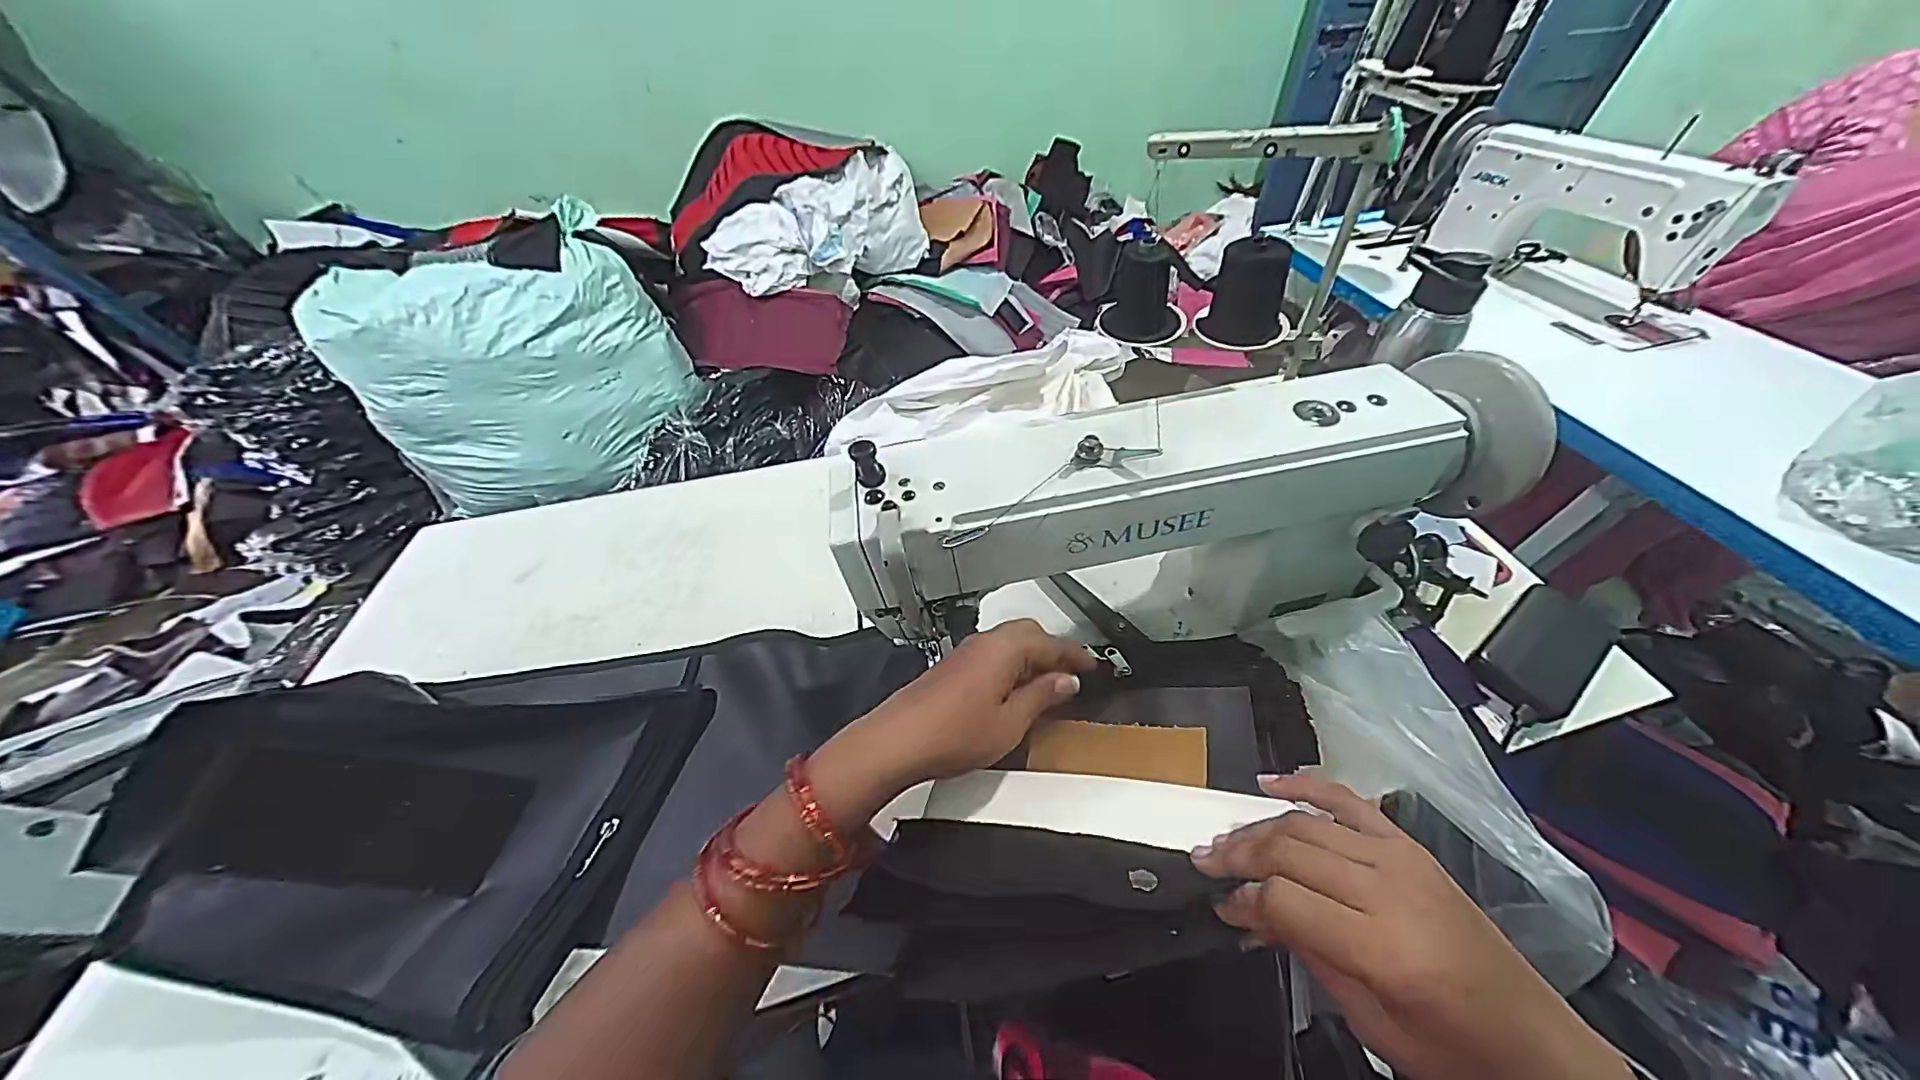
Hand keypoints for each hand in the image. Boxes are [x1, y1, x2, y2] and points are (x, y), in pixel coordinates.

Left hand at [808, 620, 1092, 822]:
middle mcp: (984, 643)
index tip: (1092, 665)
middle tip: (1073, 672)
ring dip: (1031, 658)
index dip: (1076, 654)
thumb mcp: (1011, 722)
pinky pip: (992, 656)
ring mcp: (965, 653)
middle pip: (1029, 634)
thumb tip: (1065, 681)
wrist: (897, 741)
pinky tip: (1015, 691)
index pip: (1051, 642)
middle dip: (1054, 650)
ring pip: (1009, 643)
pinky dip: (1011, 666)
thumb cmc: (951, 733)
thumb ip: (1042, 697)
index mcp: (1005, 649)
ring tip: (1048, 685)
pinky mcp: (952, 667)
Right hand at [1191, 772, 1628, 1079]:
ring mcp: (1402, 859)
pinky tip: (1271, 781)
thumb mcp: (1371, 1020)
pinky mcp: (1410, 846)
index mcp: (1383, 946)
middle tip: (1205, 860)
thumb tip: (1252, 911)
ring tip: (1225, 836)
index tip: (1221, 905)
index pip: (1284, 898)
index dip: (1242, 899)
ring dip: (1258, 825)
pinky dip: (1306, 785)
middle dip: (1237, 853)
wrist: (1535, 1042)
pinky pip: (1348, 801)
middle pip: (1289, 848)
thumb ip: (1307, 952)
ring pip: (1307, 822)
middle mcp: (1391, 889)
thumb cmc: (1451, 1046)